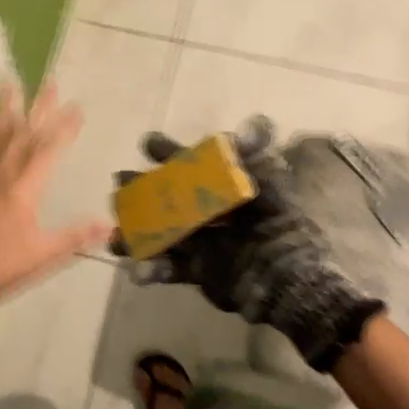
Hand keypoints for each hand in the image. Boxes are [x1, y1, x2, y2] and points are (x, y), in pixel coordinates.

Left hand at [0, 84, 109, 310]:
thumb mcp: (43, 254)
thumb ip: (76, 236)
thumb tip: (111, 227)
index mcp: (25, 187)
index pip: (49, 149)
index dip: (64, 127)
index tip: (76, 108)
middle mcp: (2, 172)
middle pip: (24, 132)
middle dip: (39, 107)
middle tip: (50, 82)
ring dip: (7, 107)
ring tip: (12, 83)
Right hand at [117, 117, 384, 371]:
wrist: (293, 282)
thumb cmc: (283, 227)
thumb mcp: (273, 186)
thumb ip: (257, 156)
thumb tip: (248, 126)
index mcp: (226, 188)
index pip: (193, 164)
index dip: (170, 152)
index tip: (148, 143)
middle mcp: (210, 212)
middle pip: (167, 197)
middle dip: (141, 190)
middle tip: (119, 183)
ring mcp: (203, 243)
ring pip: (160, 233)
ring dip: (136, 233)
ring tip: (115, 238)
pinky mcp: (200, 272)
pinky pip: (171, 269)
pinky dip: (152, 270)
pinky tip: (137, 272)